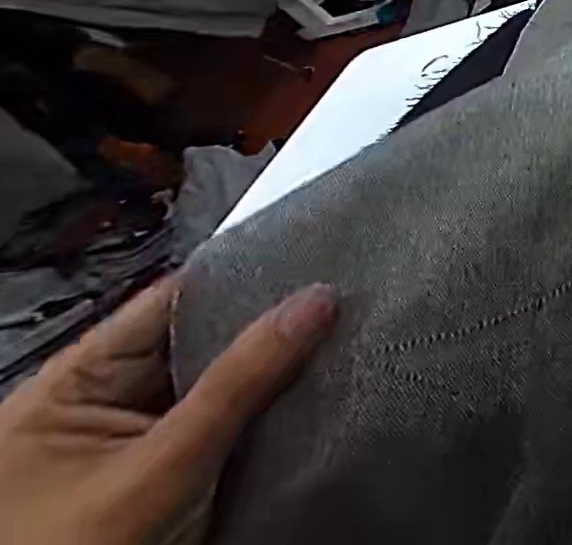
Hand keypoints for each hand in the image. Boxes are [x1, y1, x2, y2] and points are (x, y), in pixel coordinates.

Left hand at [0, 276, 337, 544]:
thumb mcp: (159, 468)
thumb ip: (241, 380)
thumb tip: (322, 296)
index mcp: (69, 385)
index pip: (173, 299)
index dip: (246, 272)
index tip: (324, 252)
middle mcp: (103, 397)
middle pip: (204, 332)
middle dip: (275, 315)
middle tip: (353, 288)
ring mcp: (140, 428)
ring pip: (226, 368)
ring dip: (281, 353)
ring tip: (352, 319)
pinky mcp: (173, 455)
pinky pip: (234, 404)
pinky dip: (276, 388)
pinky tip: (327, 369)